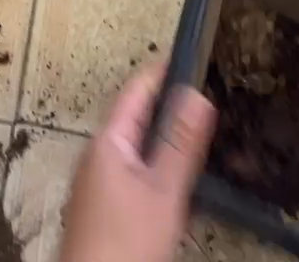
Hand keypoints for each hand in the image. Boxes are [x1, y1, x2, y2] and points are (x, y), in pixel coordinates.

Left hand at [57, 62, 216, 261]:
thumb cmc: (125, 245)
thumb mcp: (163, 191)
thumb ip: (180, 143)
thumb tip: (196, 94)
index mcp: (108, 140)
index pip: (136, 90)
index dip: (162, 72)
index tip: (188, 55)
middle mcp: (97, 153)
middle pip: (136, 117)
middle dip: (167, 106)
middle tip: (201, 94)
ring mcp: (97, 180)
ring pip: (136, 147)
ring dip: (163, 139)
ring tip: (196, 134)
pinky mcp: (102, 205)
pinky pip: (133, 172)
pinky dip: (156, 167)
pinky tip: (177, 184)